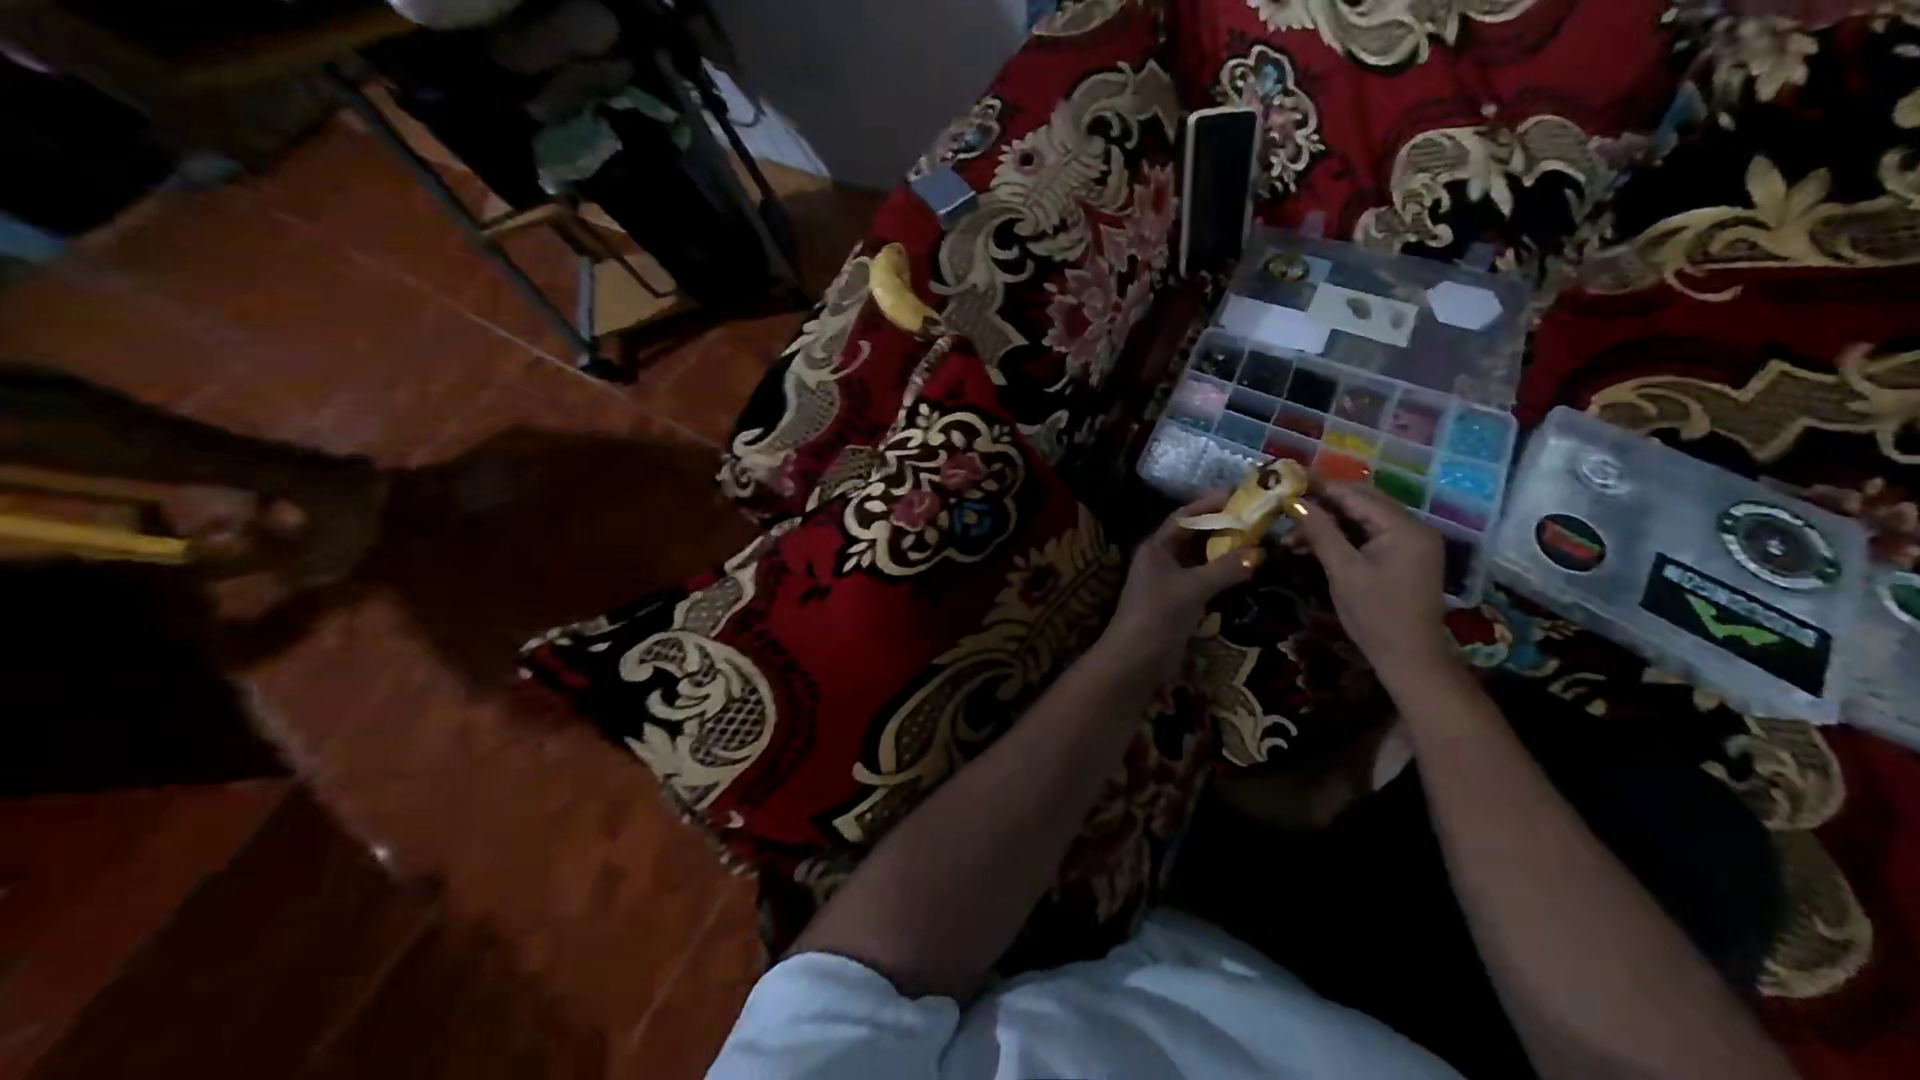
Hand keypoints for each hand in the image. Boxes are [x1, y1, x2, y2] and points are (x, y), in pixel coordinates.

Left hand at [1100, 491, 1260, 681]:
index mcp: (1156, 548)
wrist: (1136, 659)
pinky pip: (1205, 581)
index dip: (1208, 504)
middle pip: (1194, 536)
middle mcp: (1161, 560)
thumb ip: (1227, 568)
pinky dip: (1223, 575)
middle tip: (1257, 519)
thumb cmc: (1158, 614)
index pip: (1183, 517)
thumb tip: (1260, 553)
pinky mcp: (1179, 603)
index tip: (1238, 494)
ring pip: (1201, 559)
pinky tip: (1247, 572)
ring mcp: (1170, 583)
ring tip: (1259, 542)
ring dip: (1225, 552)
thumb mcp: (1193, 587)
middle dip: (1222, 528)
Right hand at [1292, 482, 1454, 679]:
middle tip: (1285, 502)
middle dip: (1322, 503)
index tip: (1288, 478)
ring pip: (1363, 520)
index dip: (1320, 486)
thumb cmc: (1375, 613)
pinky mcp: (1403, 557)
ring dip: (1329, 523)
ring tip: (1292, 533)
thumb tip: (1296, 502)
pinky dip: (1342, 537)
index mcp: (1404, 527)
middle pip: (1361, 503)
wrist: (1408, 656)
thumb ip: (1321, 532)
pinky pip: (1369, 536)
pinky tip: (1313, 544)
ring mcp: (1410, 543)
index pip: (1356, 495)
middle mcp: (1413, 527)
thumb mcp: (1343, 570)